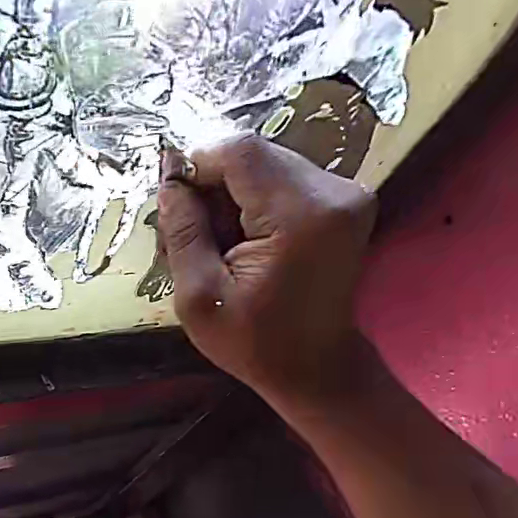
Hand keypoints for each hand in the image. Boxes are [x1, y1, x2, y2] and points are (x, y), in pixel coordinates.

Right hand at [155, 134, 377, 406]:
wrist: (314, 366)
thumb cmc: (254, 343)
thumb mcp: (199, 298)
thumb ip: (183, 233)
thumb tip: (170, 181)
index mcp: (300, 216)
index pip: (240, 152)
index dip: (198, 167)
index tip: (176, 205)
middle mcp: (334, 192)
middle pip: (255, 154)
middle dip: (215, 185)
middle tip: (195, 233)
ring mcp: (347, 193)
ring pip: (267, 163)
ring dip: (233, 194)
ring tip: (221, 243)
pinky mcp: (345, 200)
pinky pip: (284, 178)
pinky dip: (255, 201)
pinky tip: (245, 239)